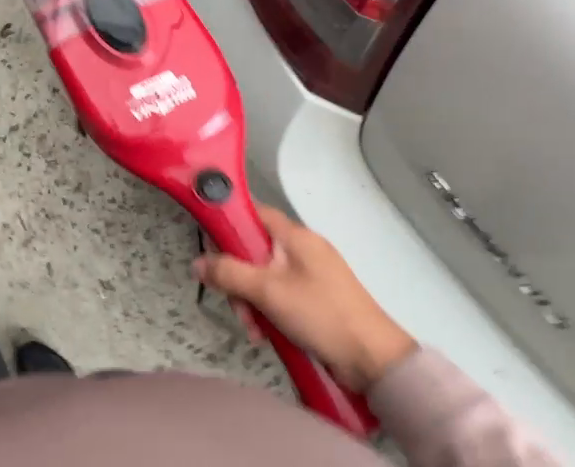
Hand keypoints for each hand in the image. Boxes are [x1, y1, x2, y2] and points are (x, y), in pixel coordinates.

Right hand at [194, 204, 418, 391]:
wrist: (377, 363)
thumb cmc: (321, 315)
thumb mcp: (267, 291)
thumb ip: (227, 273)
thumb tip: (197, 264)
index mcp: (295, 236)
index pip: (250, 212)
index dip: (226, 223)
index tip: (210, 247)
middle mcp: (302, 249)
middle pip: (251, 249)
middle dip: (236, 277)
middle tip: (235, 302)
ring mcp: (311, 275)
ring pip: (262, 276)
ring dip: (250, 300)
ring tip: (253, 328)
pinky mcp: (316, 299)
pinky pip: (278, 294)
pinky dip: (267, 310)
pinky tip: (266, 333)